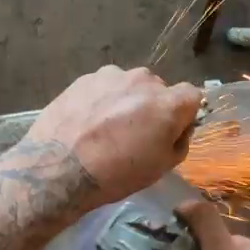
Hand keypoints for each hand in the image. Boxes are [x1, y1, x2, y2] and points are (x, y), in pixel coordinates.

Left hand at [24, 66, 202, 205]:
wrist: (59, 168)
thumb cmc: (116, 173)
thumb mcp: (161, 167)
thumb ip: (178, 140)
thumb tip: (177, 128)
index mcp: (167, 103)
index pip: (191, 95)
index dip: (183, 113)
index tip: (169, 131)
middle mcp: (142, 80)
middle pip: (157, 88)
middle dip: (151, 106)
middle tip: (134, 132)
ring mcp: (110, 76)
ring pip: (128, 85)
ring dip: (124, 100)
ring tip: (106, 127)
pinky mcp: (83, 78)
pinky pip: (102, 86)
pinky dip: (100, 99)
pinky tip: (86, 122)